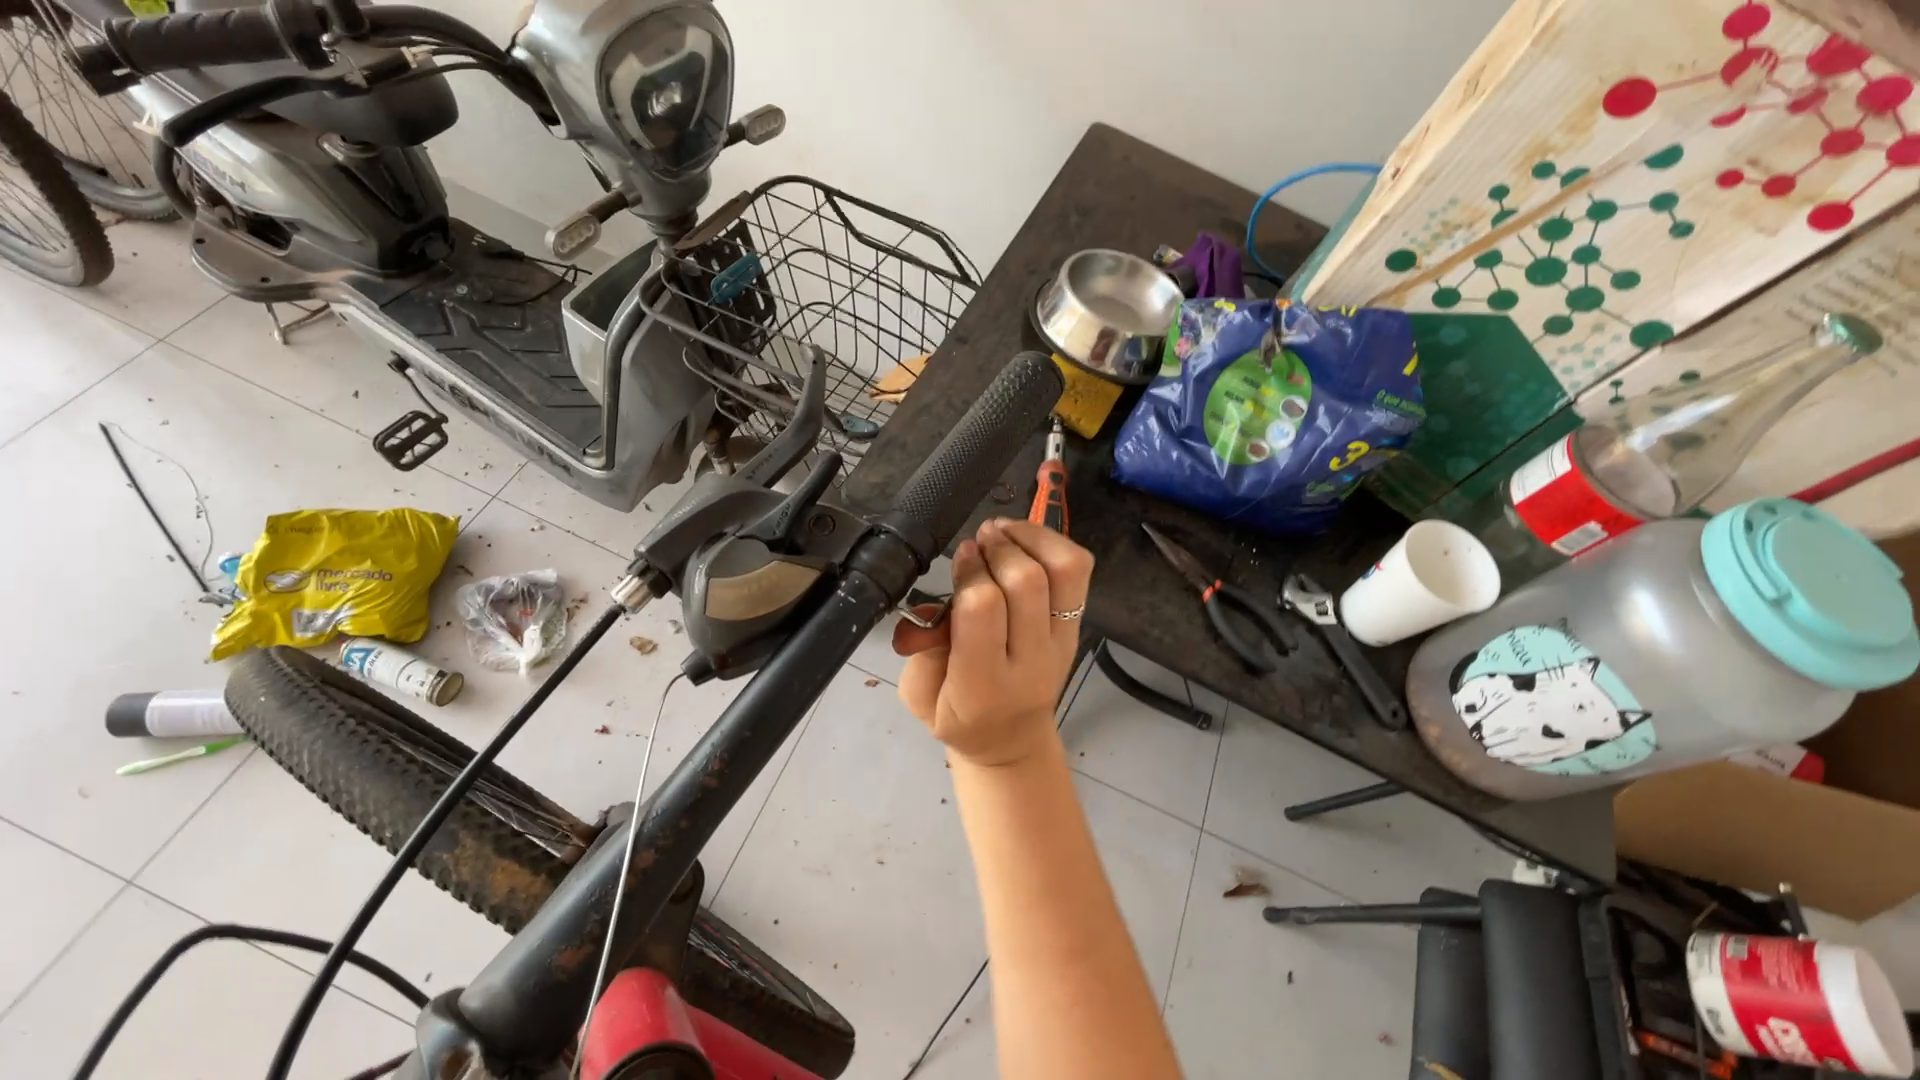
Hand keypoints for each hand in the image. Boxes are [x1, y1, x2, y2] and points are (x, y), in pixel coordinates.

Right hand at [892, 518, 1092, 766]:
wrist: (1010, 741)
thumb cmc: (956, 716)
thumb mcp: (920, 694)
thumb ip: (920, 649)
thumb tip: (925, 611)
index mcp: (982, 685)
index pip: (983, 610)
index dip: (970, 572)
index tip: (960, 554)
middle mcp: (1030, 663)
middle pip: (1026, 583)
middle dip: (1000, 548)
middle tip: (980, 539)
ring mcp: (1059, 644)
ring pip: (1064, 572)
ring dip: (1033, 538)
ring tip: (1004, 530)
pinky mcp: (1075, 628)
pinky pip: (1078, 573)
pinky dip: (1054, 544)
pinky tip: (1025, 539)